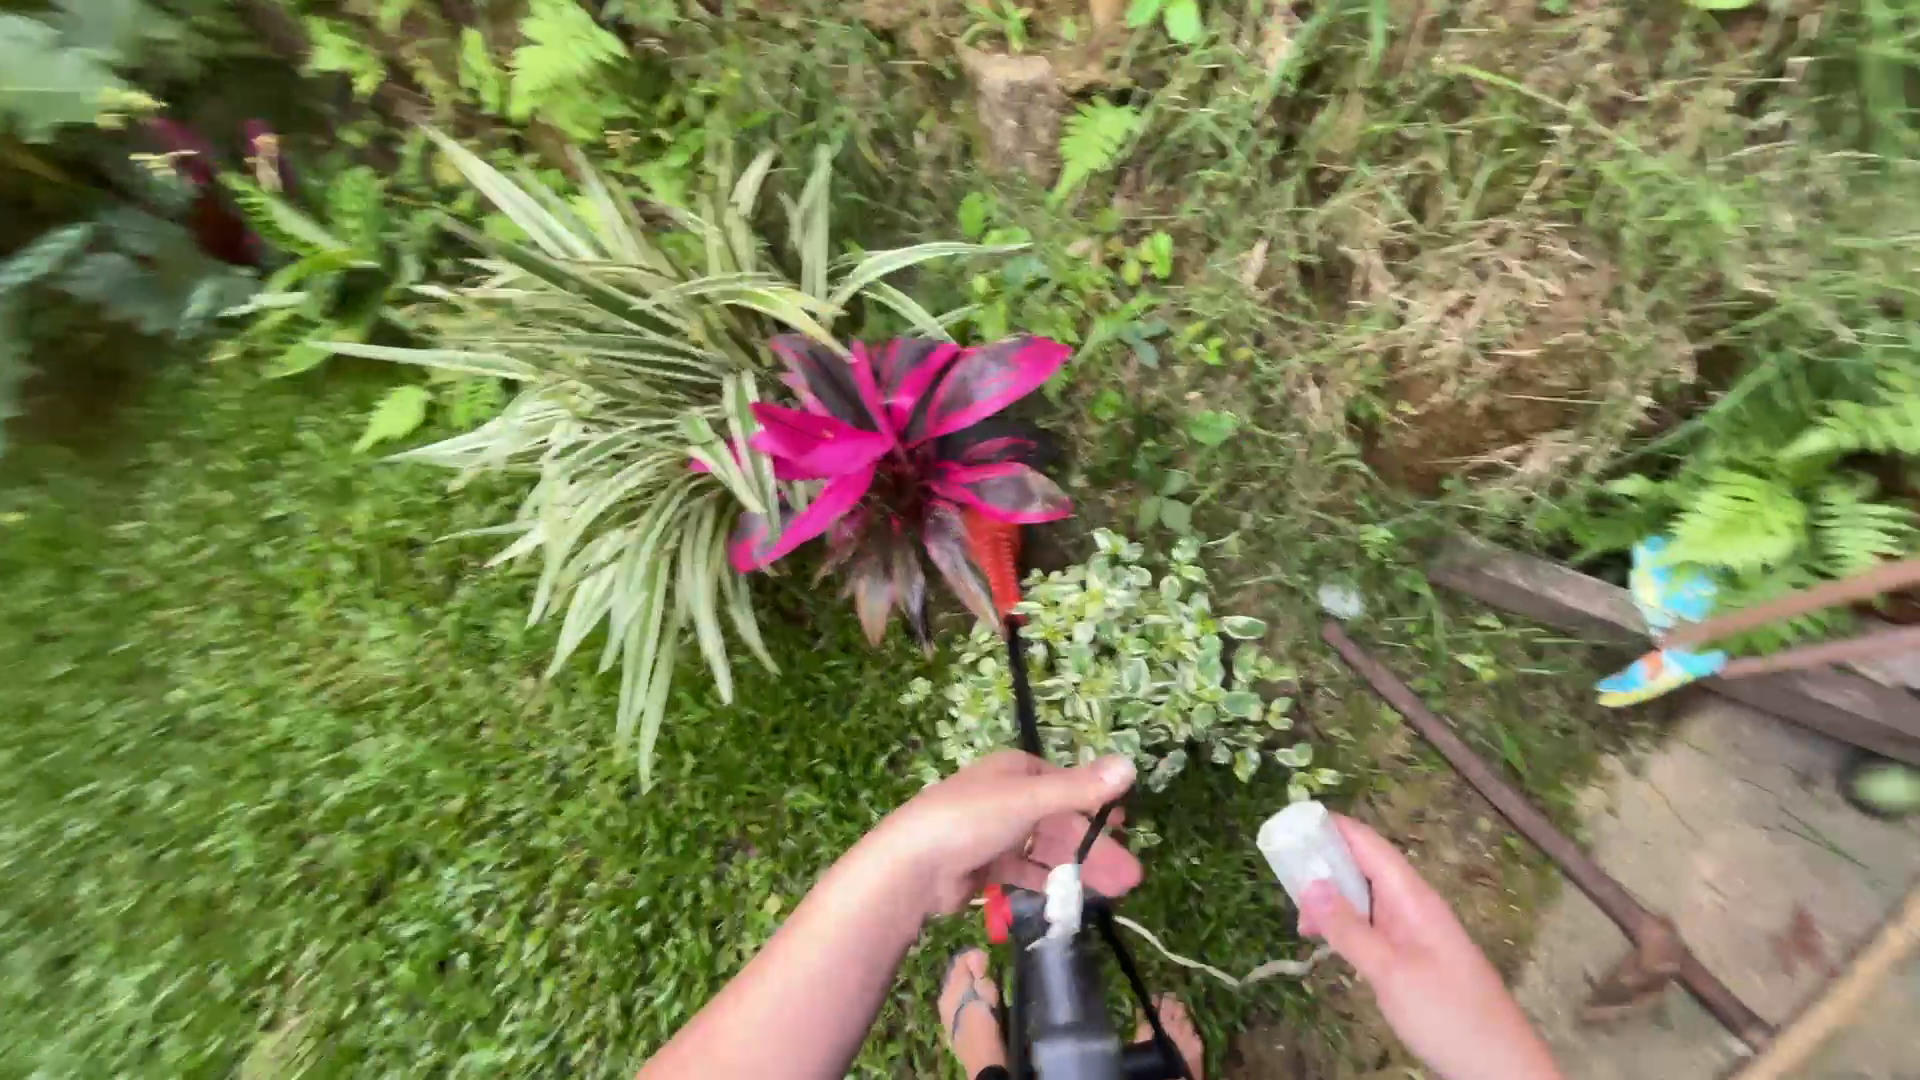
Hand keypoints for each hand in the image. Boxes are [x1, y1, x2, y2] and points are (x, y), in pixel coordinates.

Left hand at [867, 750, 1142, 916]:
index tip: (1125, 830)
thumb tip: (1130, 764)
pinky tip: (1073, 902)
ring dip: (1078, 870)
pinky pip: (1025, 872)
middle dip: (1094, 849)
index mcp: (1016, 770)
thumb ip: (1079, 788)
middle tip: (1130, 878)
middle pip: (1059, 823)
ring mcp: (994, 833)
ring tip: (1116, 894)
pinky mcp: (984, 866)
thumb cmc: (972, 818)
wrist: (912, 865)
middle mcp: (1006, 797)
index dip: (1096, 808)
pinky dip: (1049, 884)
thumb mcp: (1029, 799)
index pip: (1066, 785)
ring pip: (1046, 850)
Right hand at [1298, 815, 1561, 1079]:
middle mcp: (1411, 904)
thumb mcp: (1391, 973)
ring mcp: (1412, 930)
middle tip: (1286, 883)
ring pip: (1362, 896)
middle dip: (1321, 866)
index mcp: (1411, 896)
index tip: (1289, 825)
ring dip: (1329, 901)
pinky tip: (1327, 942)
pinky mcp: (1411, 954)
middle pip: (1360, 865)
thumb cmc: (1450, 1016)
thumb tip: (1308, 883)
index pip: (1366, 842)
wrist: (1506, 1073)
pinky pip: (1370, 923)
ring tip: (1302, 924)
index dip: (1329, 826)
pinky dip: (1344, 925)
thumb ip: (1348, 928)